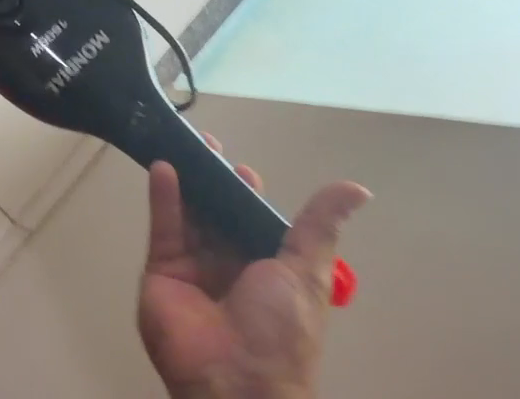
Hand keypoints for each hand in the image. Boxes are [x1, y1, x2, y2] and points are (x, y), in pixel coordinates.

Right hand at [137, 137, 369, 398]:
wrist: (235, 379)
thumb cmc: (281, 329)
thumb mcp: (306, 274)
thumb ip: (318, 226)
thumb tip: (358, 188)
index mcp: (269, 272)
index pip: (255, 223)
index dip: (249, 194)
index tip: (240, 166)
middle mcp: (231, 266)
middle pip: (219, 213)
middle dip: (213, 180)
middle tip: (206, 144)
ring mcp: (194, 267)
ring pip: (189, 215)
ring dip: (187, 181)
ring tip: (183, 145)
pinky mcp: (162, 268)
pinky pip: (163, 227)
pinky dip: (162, 197)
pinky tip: (163, 167)